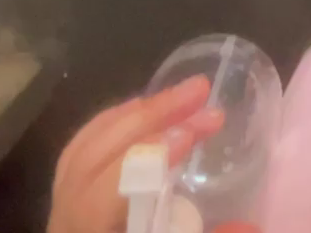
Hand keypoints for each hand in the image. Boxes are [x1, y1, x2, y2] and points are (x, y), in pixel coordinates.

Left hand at [48, 76, 224, 232]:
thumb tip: (254, 225)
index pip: (104, 195)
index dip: (145, 159)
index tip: (191, 132)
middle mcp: (63, 229)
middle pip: (95, 159)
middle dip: (149, 118)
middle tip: (201, 91)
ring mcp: (56, 220)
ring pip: (83, 150)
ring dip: (133, 116)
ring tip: (179, 97)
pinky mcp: (61, 216)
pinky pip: (78, 157)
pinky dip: (112, 126)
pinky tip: (142, 114)